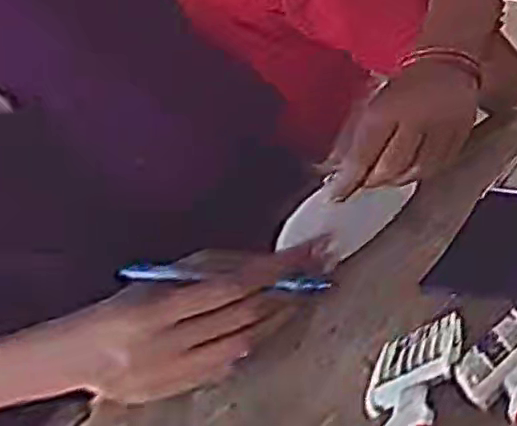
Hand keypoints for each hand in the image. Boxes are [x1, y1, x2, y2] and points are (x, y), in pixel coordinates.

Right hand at [65, 251, 305, 403]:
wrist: (71, 355)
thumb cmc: (133, 303)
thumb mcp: (175, 274)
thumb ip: (229, 265)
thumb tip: (287, 256)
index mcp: (152, 314)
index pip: (233, 286)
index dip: (281, 266)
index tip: (316, 247)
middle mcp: (156, 348)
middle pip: (244, 315)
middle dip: (292, 287)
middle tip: (323, 266)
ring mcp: (160, 376)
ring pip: (243, 343)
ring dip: (283, 314)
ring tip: (306, 292)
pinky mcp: (166, 392)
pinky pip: (226, 366)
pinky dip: (256, 340)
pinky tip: (272, 321)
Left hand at [329, 57, 478, 196]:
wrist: (446, 65)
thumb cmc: (405, 87)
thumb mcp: (372, 107)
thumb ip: (352, 141)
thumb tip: (337, 172)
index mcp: (386, 112)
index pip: (362, 159)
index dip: (348, 181)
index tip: (339, 193)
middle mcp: (417, 119)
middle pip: (392, 168)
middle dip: (376, 180)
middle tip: (370, 180)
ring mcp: (444, 124)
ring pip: (420, 169)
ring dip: (403, 177)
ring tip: (395, 173)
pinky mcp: (464, 128)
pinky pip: (444, 161)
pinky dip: (429, 169)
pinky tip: (419, 164)